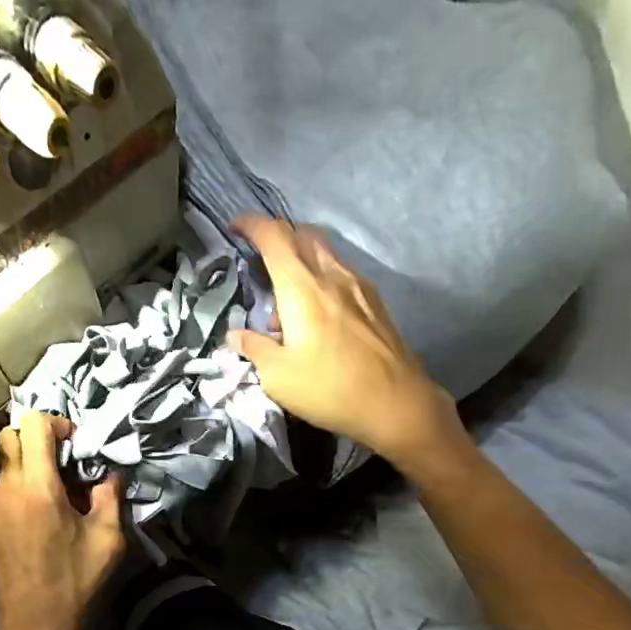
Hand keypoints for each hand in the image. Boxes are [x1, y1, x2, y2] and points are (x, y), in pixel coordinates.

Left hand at [0, 412, 125, 629]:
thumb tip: (110, 475)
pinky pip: (5, 485)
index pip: (33, 424)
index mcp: (37, 486)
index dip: (59, 423)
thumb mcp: (107, 540)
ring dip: (33, 462)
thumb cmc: (73, 583)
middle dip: (40, 438)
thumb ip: (110, 497)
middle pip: (11, 435)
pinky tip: (49, 512)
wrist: (32, 627)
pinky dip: (25, 484)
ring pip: (6, 461)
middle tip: (69, 462)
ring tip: (64, 491)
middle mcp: (7, 488)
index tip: (79, 446)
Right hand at [228, 214, 464, 473]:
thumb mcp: (278, 377)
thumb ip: (254, 349)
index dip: (251, 224)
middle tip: (260, 258)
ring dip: (302, 259)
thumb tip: (235, 335)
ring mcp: (359, 286)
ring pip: (326, 252)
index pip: (273, 236)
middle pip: (303, 234)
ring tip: (288, 294)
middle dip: (278, 236)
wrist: (395, 404)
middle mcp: (332, 275)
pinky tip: (318, 310)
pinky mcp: (376, 303)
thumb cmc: (329, 389)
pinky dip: (322, 277)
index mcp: (302, 287)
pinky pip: (342, 273)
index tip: (235, 227)